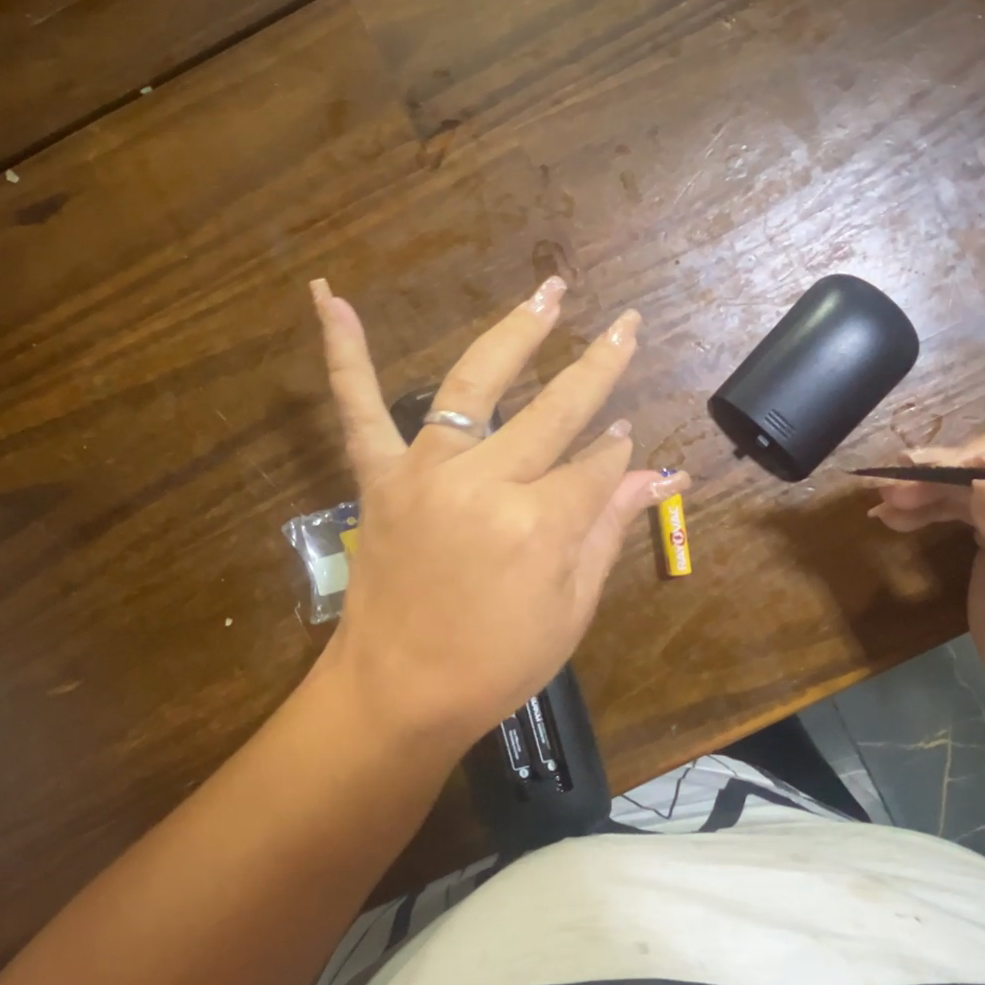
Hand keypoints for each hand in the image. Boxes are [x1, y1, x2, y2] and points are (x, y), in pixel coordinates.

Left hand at [308, 276, 687, 748]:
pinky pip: (359, 410)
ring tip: (549, 291)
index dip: (617, 457)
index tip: (629, 443)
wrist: (398, 692)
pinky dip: (343, 354)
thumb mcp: (569, 611)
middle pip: (552, 413)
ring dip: (516, 332)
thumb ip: (607, 532)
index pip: (595, 467)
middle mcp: (484, 482)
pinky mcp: (380, 479)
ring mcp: (426, 472)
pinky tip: (332, 299)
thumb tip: (652, 472)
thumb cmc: (494, 666)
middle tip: (626, 325)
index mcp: (540, 524)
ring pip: (475, 384)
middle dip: (598, 367)